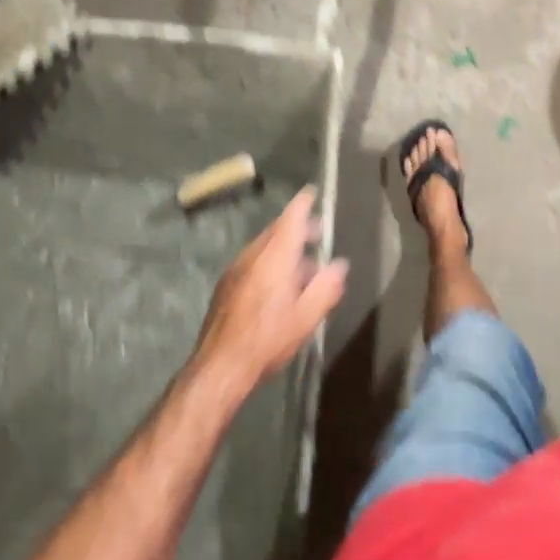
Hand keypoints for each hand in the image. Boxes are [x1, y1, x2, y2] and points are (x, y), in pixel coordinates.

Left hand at [186, 187, 347, 390]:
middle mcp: (251, 258)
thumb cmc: (268, 340)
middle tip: (317, 231)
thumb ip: (326, 288)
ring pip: (263, 248)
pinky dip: (271, 263)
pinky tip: (281, 286)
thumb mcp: (307, 317)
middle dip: (296, 227)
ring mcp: (235, 272)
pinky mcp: (226, 288)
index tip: (312, 192)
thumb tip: (339, 265)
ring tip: (305, 264)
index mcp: (273, 260)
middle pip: (275, 232)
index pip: (289, 221)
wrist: (221, 366)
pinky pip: (253, 263)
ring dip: (284, 248)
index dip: (302, 205)